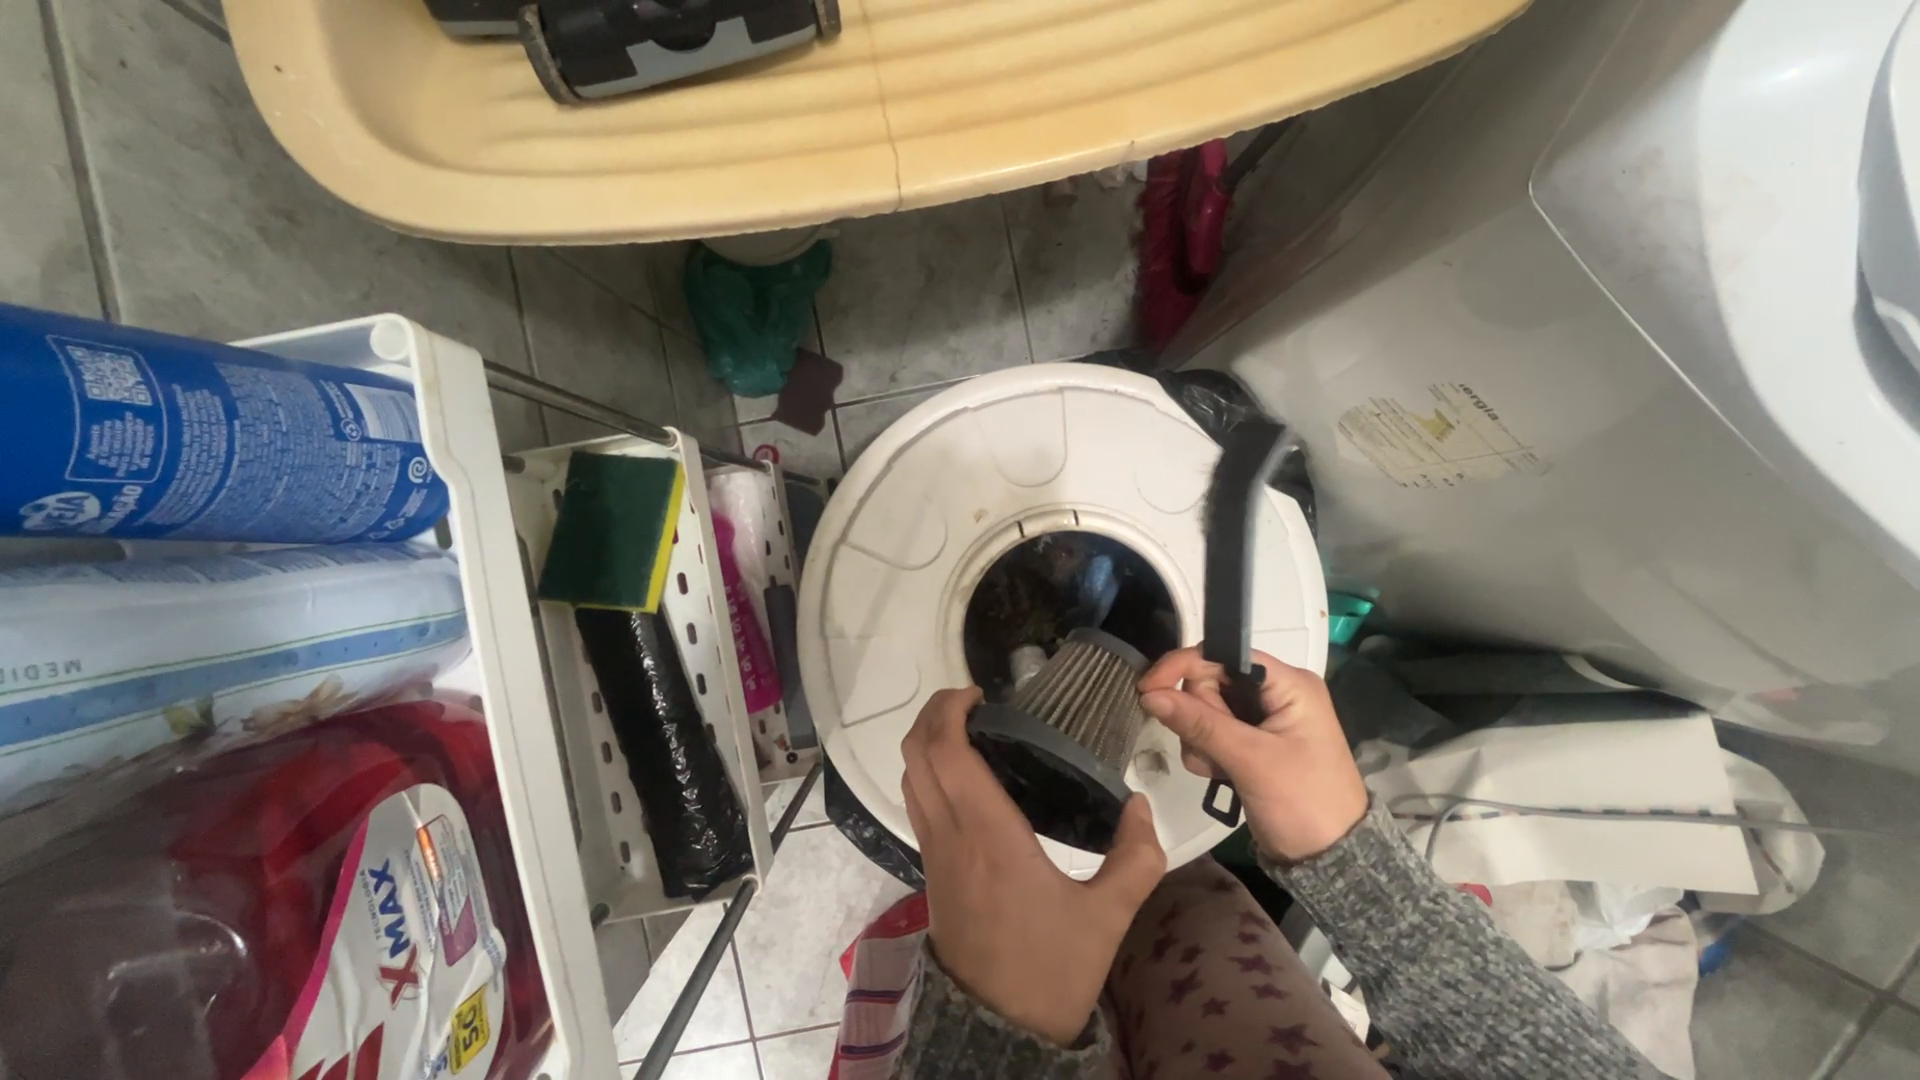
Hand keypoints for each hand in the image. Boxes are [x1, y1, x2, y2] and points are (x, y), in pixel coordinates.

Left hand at [900, 687, 1166, 1045]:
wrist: (999, 1030)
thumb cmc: (1050, 969)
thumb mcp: (1108, 917)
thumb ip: (1135, 857)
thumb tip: (1140, 807)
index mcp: (987, 834)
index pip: (946, 752)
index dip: (950, 710)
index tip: (980, 693)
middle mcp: (950, 834)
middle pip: (916, 753)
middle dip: (934, 713)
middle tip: (975, 702)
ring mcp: (933, 852)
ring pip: (911, 776)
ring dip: (928, 741)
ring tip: (971, 730)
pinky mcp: (931, 869)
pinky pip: (918, 801)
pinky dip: (930, 770)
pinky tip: (969, 776)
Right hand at [1137, 648, 1367, 861]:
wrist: (1330, 861)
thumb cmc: (1304, 803)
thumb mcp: (1251, 761)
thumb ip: (1200, 724)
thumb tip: (1149, 695)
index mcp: (1288, 684)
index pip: (1222, 654)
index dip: (1182, 667)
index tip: (1147, 690)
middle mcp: (1275, 693)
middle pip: (1209, 682)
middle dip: (1197, 716)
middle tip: (1211, 751)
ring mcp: (1263, 719)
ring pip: (1204, 708)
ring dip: (1198, 739)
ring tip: (1217, 770)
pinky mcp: (1251, 743)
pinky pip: (1210, 732)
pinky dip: (1204, 751)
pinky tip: (1218, 775)